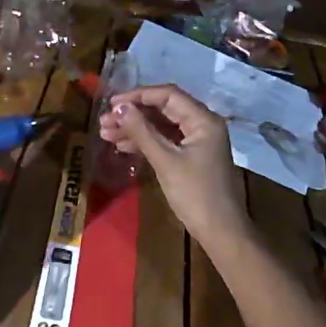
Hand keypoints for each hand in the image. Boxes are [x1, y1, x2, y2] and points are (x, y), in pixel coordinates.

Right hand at [98, 84, 248, 242]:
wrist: (220, 231)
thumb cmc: (195, 193)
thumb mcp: (165, 160)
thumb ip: (142, 131)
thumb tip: (119, 107)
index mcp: (203, 120)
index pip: (167, 95)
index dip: (138, 96)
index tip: (112, 103)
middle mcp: (201, 125)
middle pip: (162, 109)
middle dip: (132, 114)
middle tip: (104, 122)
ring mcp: (197, 141)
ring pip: (160, 126)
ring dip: (134, 129)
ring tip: (106, 134)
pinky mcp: (191, 156)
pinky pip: (164, 141)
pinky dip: (144, 142)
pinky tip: (122, 147)